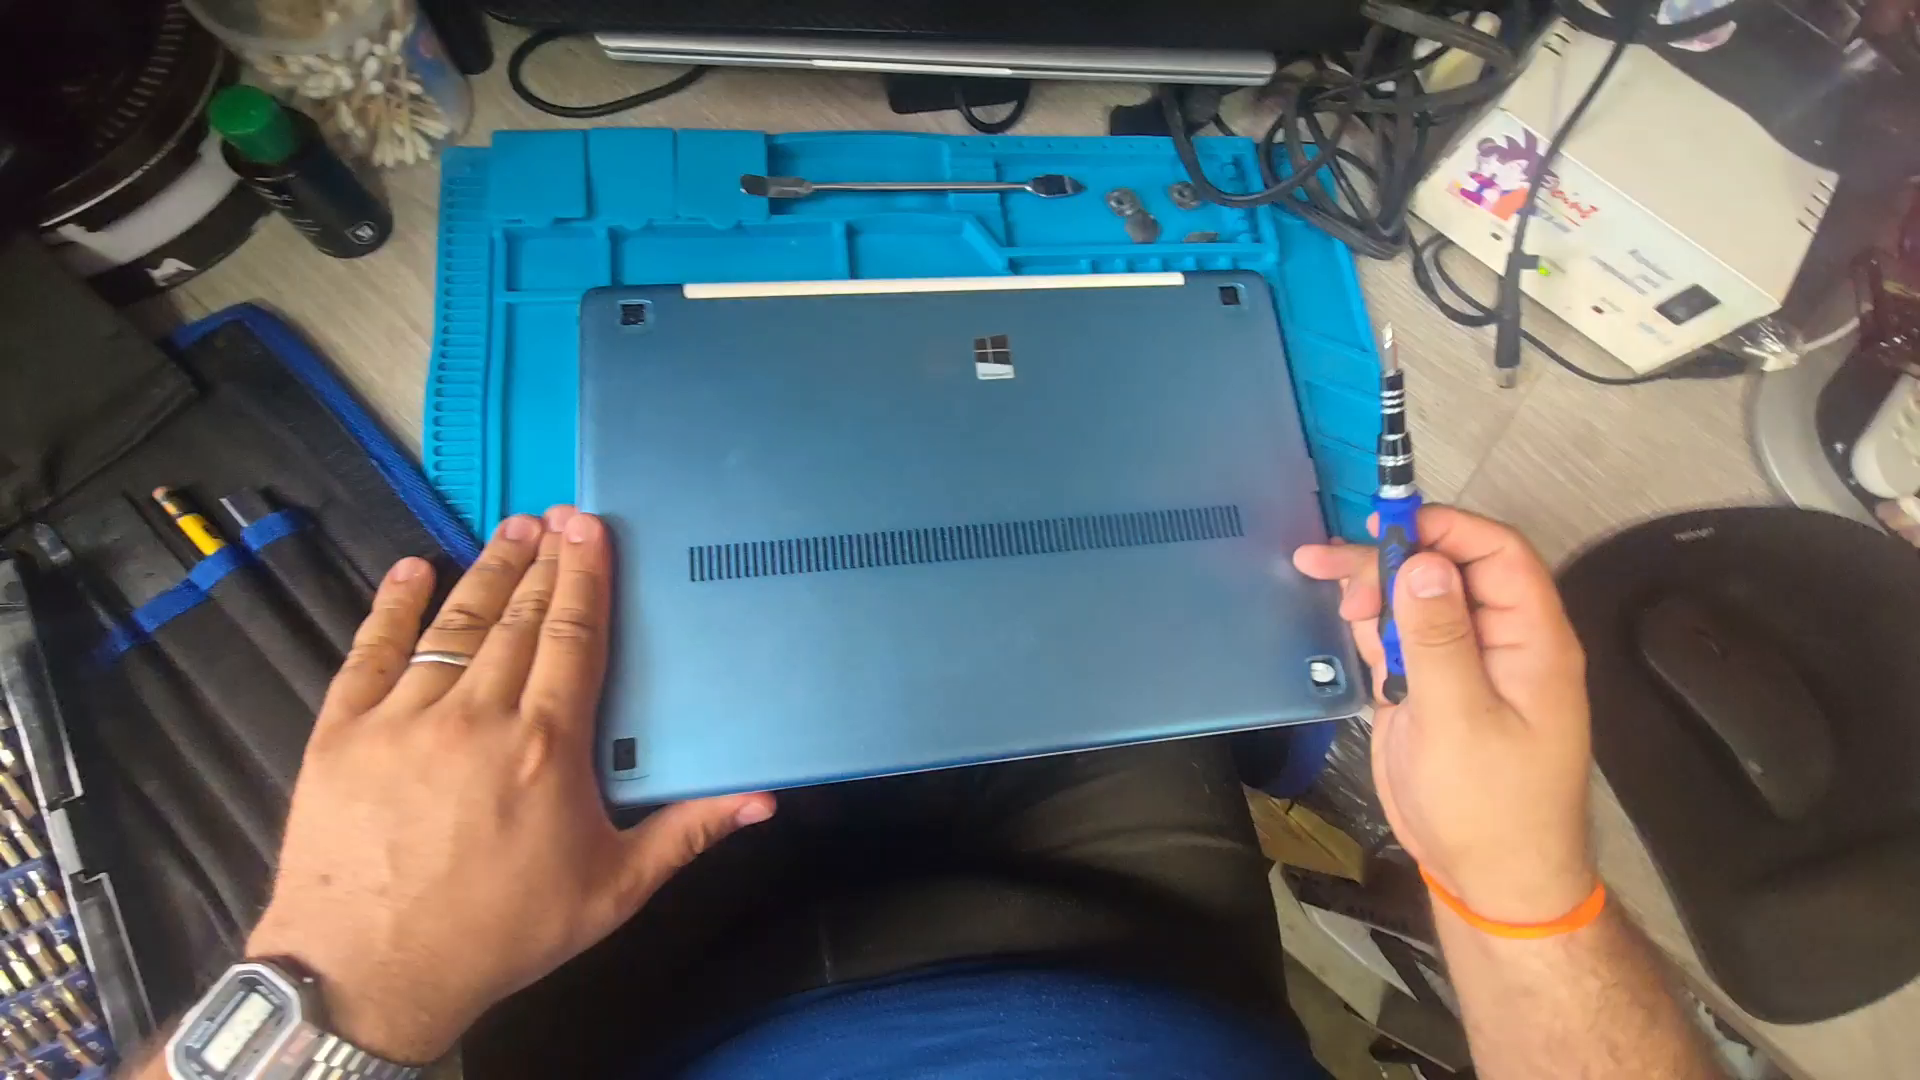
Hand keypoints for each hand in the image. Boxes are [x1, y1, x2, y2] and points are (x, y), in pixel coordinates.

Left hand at [247, 507, 775, 1062]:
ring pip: (455, 626)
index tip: (590, 529)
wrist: (364, 982)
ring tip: (511, 529)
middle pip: (520, 619)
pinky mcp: (340, 736)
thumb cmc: (505, 930)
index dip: (585, 577)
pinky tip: (414, 568)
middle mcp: (478, 717)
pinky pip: (370, 654)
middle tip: (558, 515)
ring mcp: (403, 720)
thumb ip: (691, 831)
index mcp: (547, 744)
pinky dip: (392, 607)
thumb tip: (766, 801)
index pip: (572, 637)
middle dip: (544, 562)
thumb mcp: (616, 887)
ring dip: (488, 572)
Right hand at [1293, 506, 1594, 923]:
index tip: (1380, 528)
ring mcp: (1456, 660)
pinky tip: (1346, 625)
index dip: (1443, 529)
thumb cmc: (1488, 802)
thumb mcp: (1461, 718)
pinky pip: (1394, 633)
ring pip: (1411, 598)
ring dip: (1369, 588)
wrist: (1482, 872)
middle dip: (1386, 559)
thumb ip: (1439, 637)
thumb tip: (1421, 560)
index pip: (1496, 555)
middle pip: (1442, 569)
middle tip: (1323, 563)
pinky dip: (1367, 623)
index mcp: (1528, 639)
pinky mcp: (1424, 683)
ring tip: (1326, 588)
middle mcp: (1494, 639)